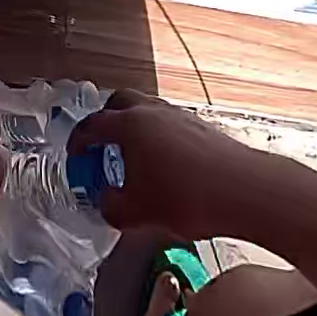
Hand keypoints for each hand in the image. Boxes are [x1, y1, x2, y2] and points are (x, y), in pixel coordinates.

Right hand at [69, 91, 272, 239]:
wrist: (241, 188)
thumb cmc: (185, 197)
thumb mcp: (136, 212)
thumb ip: (111, 206)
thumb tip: (107, 201)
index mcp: (129, 125)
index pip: (93, 125)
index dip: (78, 141)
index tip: (75, 155)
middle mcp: (151, 110)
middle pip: (119, 103)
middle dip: (105, 122)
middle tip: (101, 147)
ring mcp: (177, 114)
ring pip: (145, 109)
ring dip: (133, 127)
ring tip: (133, 158)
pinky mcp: (198, 124)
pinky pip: (166, 122)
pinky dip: (155, 135)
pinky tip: (162, 164)